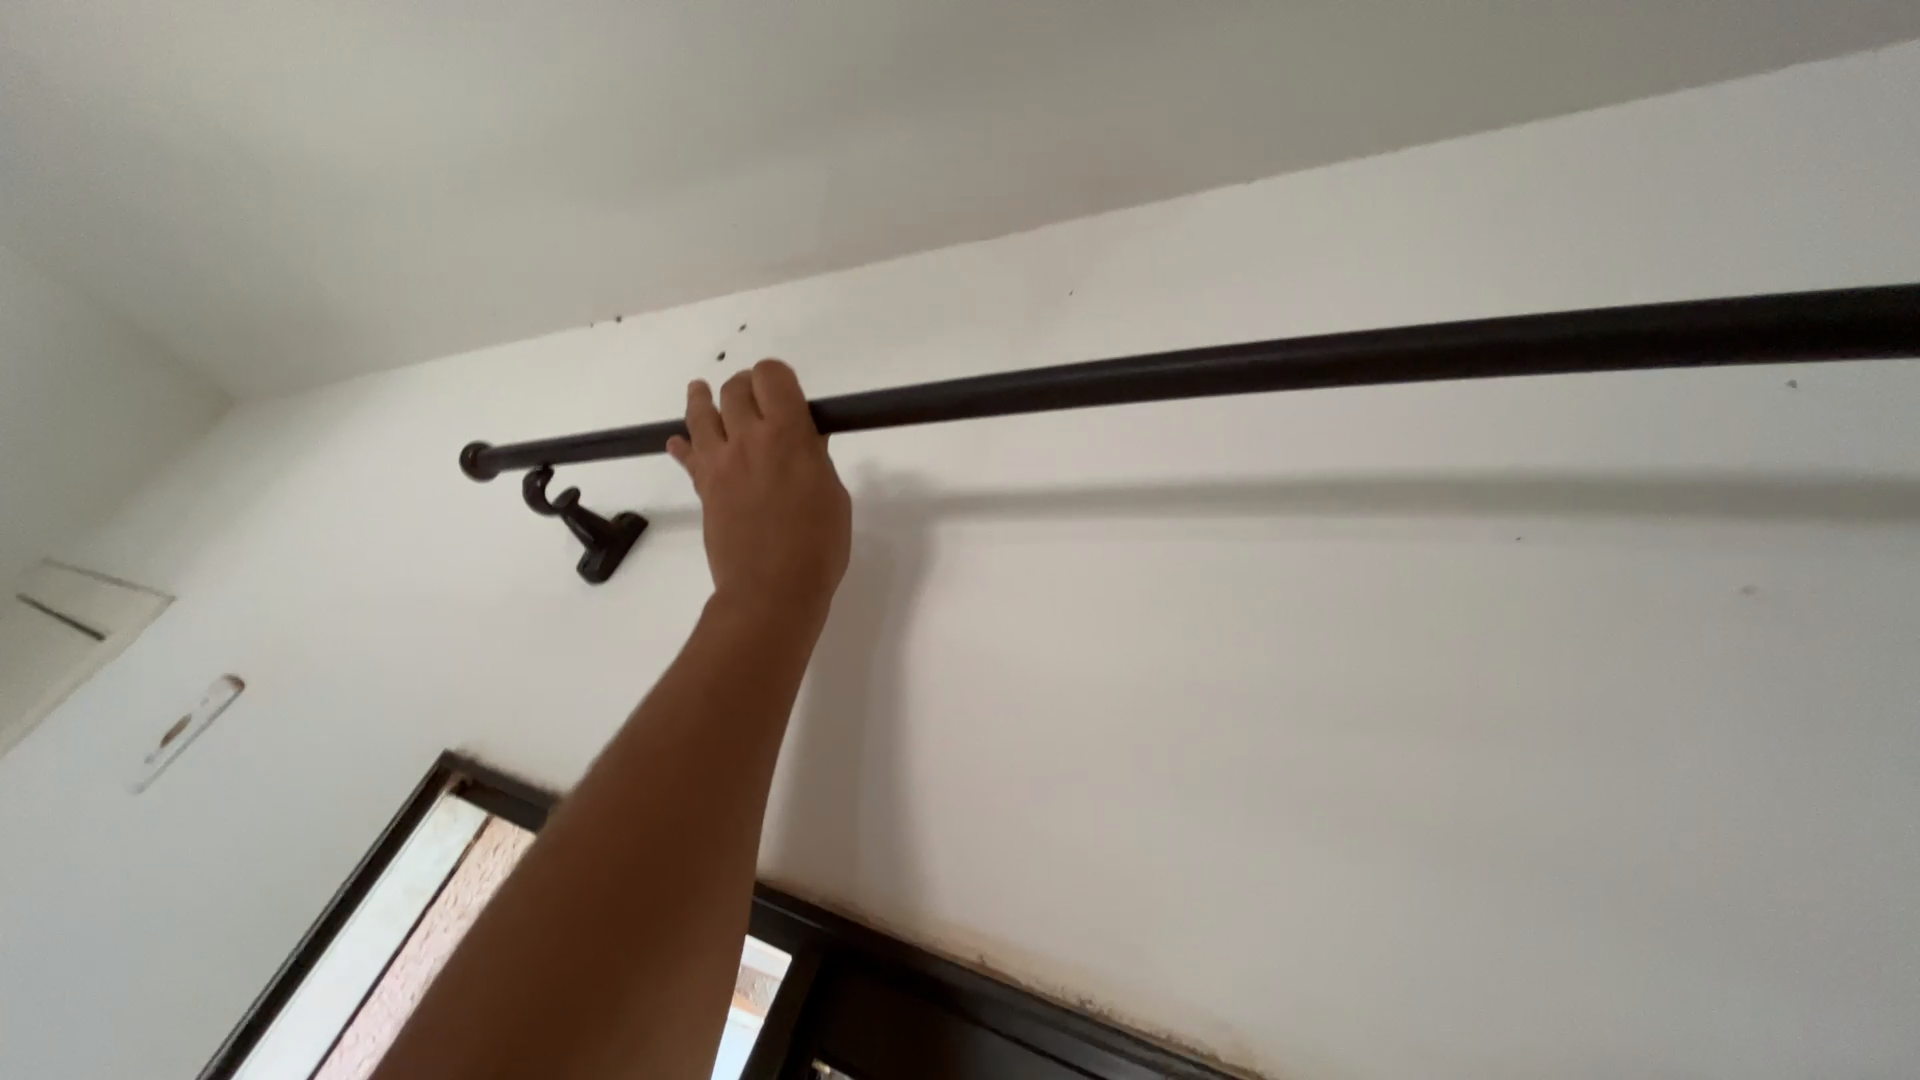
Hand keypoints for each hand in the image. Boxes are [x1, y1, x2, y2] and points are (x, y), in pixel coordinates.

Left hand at [667, 360, 850, 623]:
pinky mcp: (704, 488)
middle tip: (757, 399)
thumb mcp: (833, 495)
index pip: (772, 376)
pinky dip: (684, 445)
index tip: (786, 391)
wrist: (771, 590)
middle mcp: (748, 439)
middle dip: (747, 387)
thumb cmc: (818, 546)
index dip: (778, 377)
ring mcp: (720, 463)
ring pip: (702, 413)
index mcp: (788, 435)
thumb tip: (805, 437)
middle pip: (735, 388)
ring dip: (704, 399)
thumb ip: (815, 458)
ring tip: (701, 391)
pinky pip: (688, 456)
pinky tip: (680, 443)